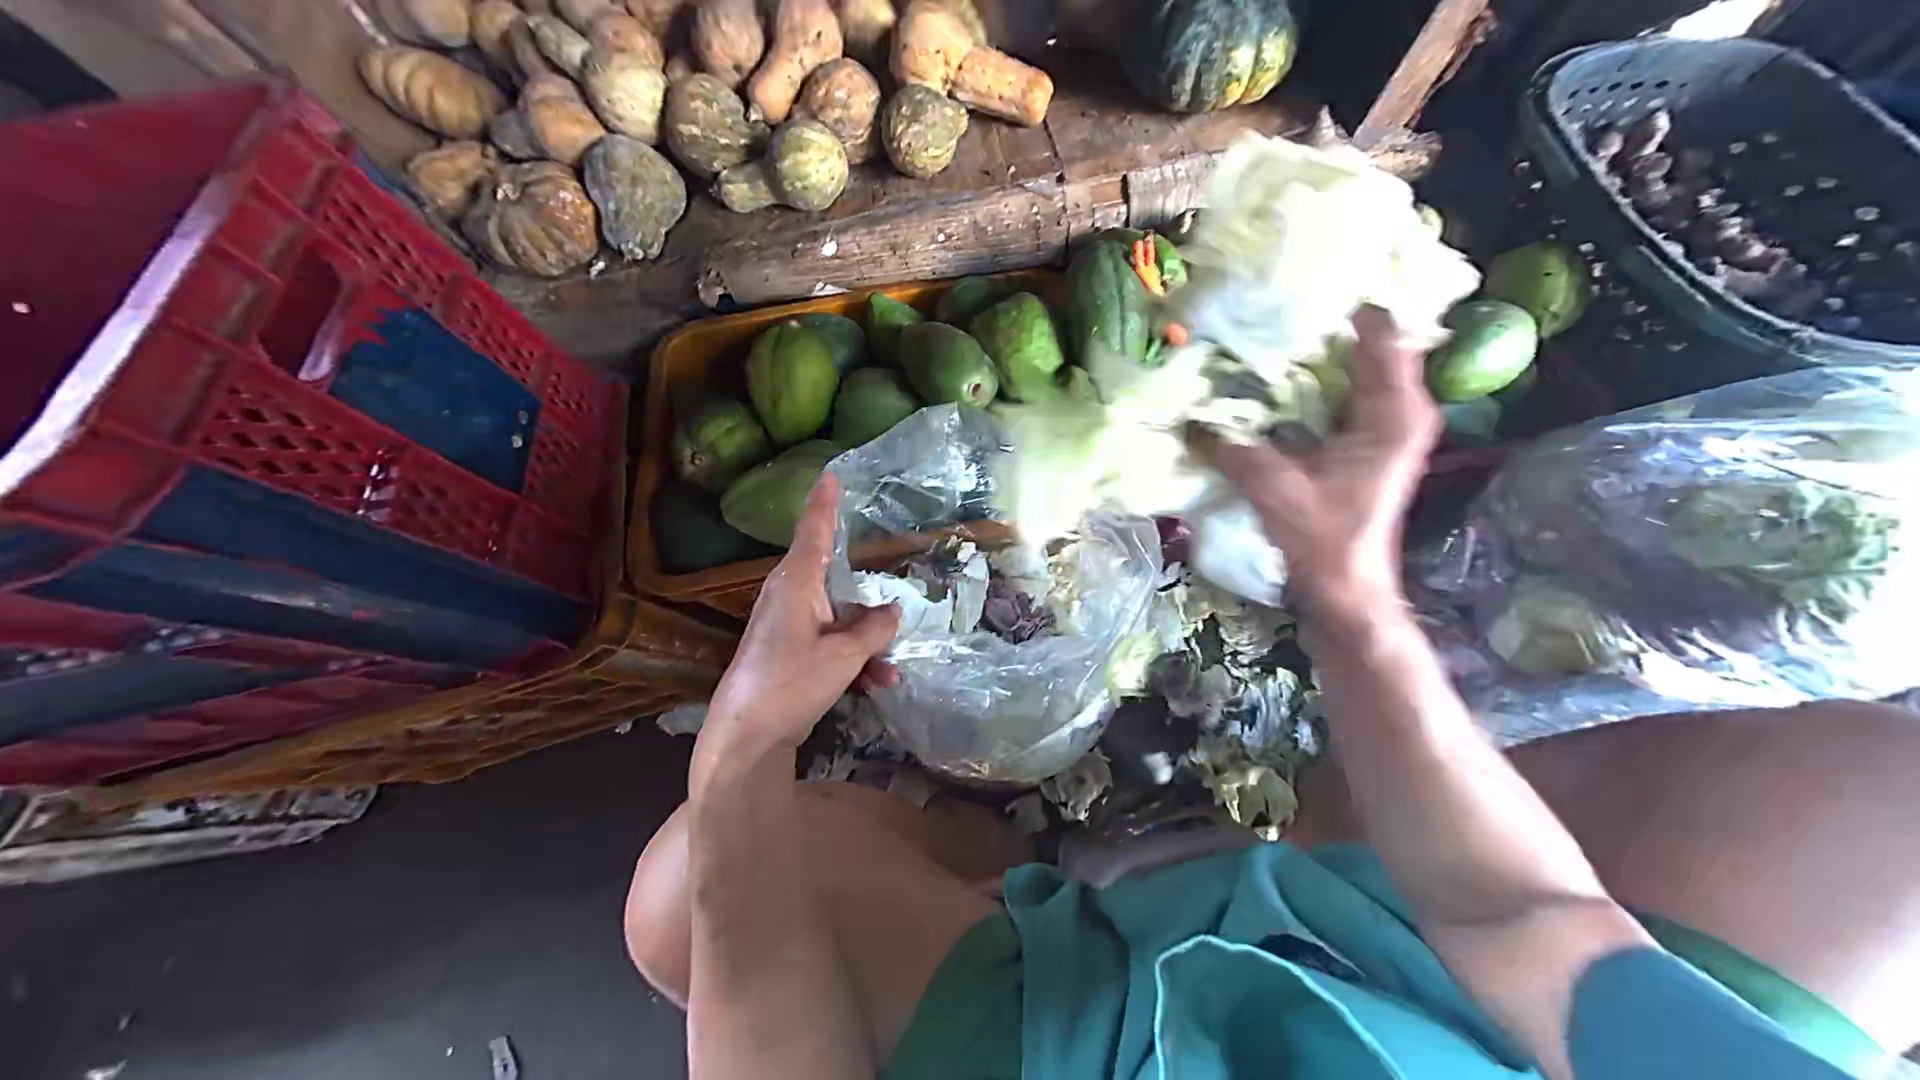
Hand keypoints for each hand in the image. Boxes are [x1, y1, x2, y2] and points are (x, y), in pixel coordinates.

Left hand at [701, 474, 900, 759]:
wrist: (746, 735)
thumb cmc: (791, 683)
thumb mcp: (844, 656)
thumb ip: (874, 629)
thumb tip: (893, 611)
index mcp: (797, 581)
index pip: (814, 528)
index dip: (826, 501)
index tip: (832, 473)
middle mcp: (790, 594)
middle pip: (837, 578)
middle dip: (868, 597)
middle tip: (895, 597)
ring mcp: (788, 622)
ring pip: (839, 616)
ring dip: (867, 640)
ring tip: (888, 671)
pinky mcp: (788, 648)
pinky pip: (829, 639)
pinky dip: (852, 657)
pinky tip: (876, 684)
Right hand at [1210, 306, 1439, 621]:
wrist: (1344, 585)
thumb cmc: (1323, 538)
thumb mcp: (1274, 489)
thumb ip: (1234, 450)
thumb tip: (1192, 420)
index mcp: (1394, 414)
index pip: (1382, 335)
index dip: (1346, 307)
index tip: (1302, 286)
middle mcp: (1400, 411)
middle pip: (1370, 345)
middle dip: (1327, 325)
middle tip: (1277, 303)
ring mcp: (1385, 426)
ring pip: (1357, 368)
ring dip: (1320, 352)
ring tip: (1274, 330)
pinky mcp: (1366, 441)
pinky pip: (1345, 391)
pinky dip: (1316, 380)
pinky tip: (1278, 377)